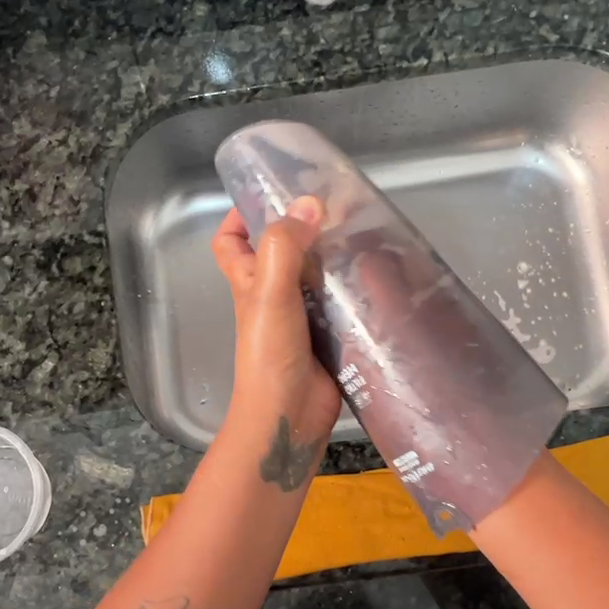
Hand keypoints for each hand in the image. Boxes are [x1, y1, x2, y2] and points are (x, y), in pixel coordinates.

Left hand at [210, 199, 342, 455]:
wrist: (289, 414)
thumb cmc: (271, 354)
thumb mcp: (270, 294)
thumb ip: (285, 248)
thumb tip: (309, 203)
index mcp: (249, 284)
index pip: (229, 243)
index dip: (239, 217)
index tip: (268, 194)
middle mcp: (272, 297)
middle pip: (279, 254)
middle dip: (301, 230)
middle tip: (336, 207)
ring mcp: (301, 318)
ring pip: (314, 277)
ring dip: (334, 258)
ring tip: (365, 233)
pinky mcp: (328, 336)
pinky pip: (341, 305)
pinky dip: (356, 290)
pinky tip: (379, 276)